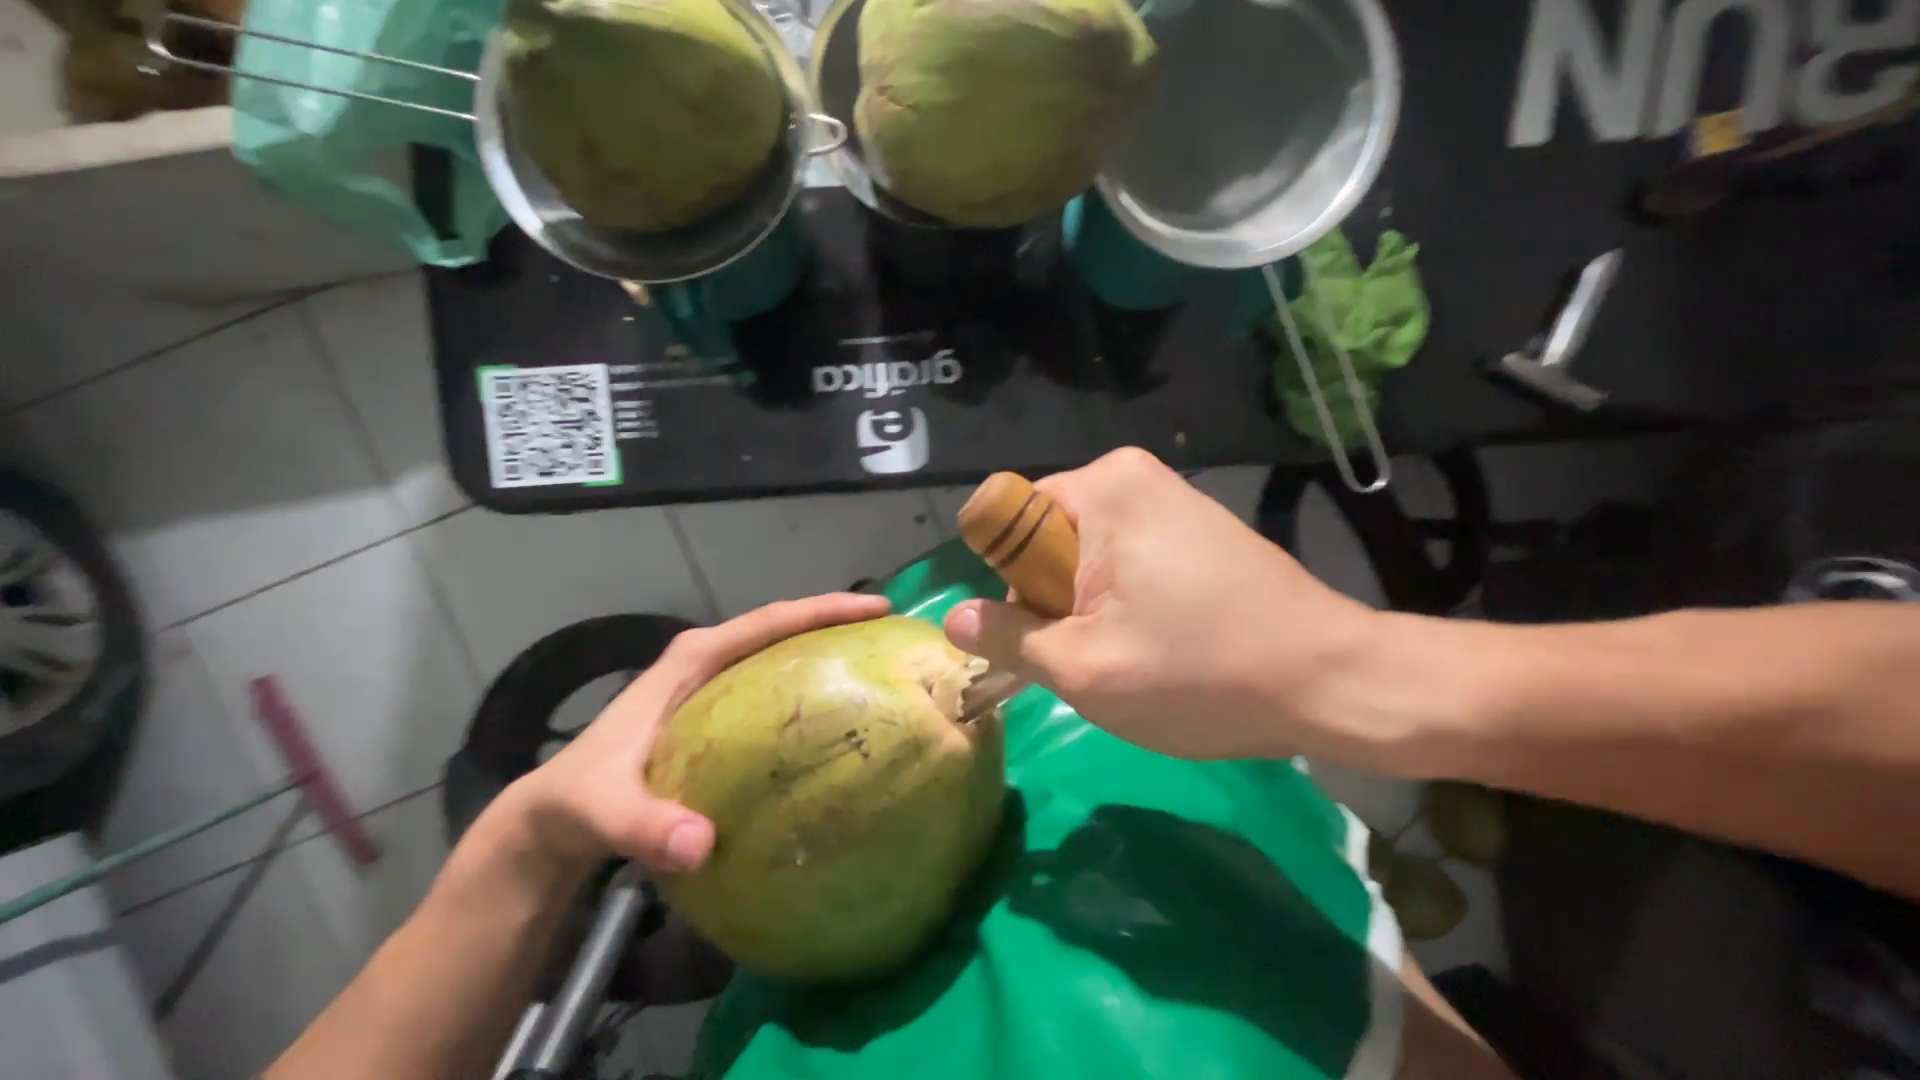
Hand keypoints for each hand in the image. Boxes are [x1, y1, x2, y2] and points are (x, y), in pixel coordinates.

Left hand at [502, 593, 892, 872]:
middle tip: (894, 637)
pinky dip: (808, 692)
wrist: (553, 821)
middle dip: (837, 625)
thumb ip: (646, 825)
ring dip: (827, 655)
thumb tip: (702, 845)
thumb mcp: (604, 810)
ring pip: (781, 659)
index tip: (877, 610)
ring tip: (881, 667)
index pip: (767, 623)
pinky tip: (839, 720)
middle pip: (783, 631)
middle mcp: (706, 666)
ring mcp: (712, 691)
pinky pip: (774, 694)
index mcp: (690, 663)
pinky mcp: (717, 720)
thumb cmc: (580, 800)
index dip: (823, 610)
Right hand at [944, 448, 1379, 761]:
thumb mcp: (1084, 668)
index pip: (1006, 522)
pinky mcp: (1201, 529)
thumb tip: (954, 617)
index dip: (1011, 583)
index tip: (1045, 632)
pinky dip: (1130, 602)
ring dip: (1091, 609)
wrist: (1331, 683)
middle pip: (1048, 540)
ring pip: (1089, 557)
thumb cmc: (1199, 672)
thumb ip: (1008, 636)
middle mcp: (1137, 476)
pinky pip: (1130, 559)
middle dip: (1054, 601)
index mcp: (1103, 488)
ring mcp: (1175, 500)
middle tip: (1091, 656)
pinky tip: (1167, 644)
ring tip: (1134, 656)